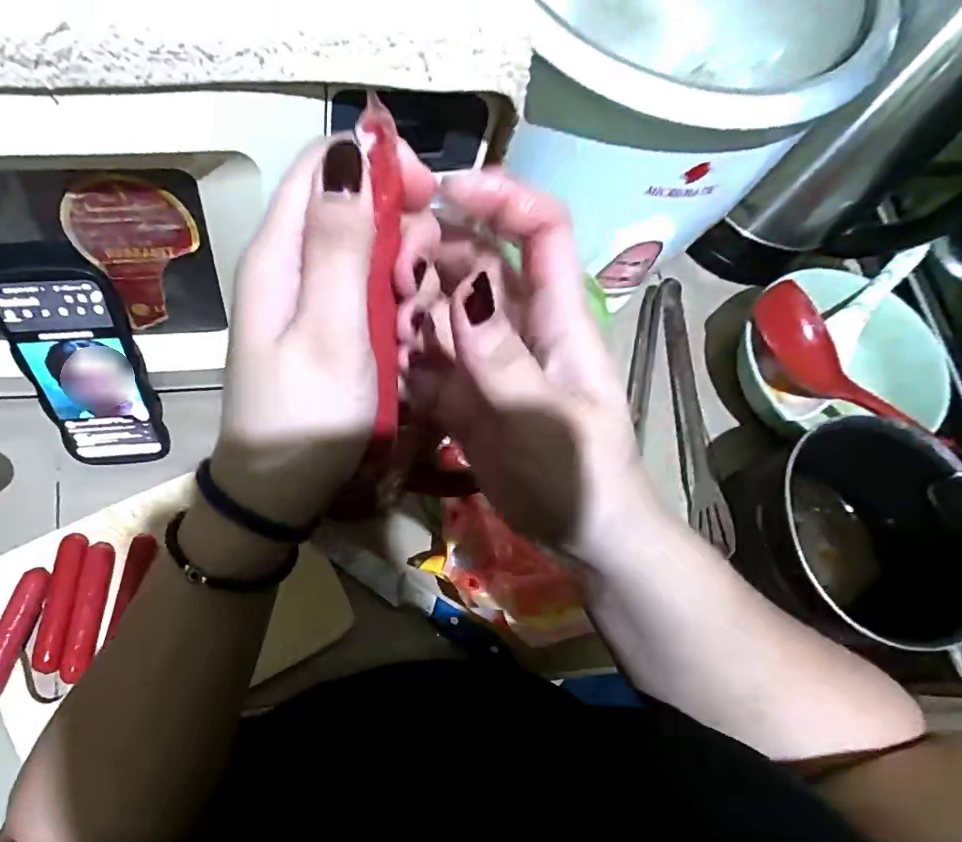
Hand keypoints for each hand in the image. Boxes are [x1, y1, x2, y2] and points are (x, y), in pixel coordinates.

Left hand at [210, 136, 435, 525]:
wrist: (274, 494)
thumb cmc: (305, 417)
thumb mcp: (330, 328)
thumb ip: (339, 241)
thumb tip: (351, 147)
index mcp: (277, 255)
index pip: (323, 163)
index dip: (378, 165)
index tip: (427, 202)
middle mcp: (284, 269)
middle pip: (347, 208)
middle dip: (398, 235)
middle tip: (416, 288)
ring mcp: (299, 304)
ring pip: (361, 257)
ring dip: (399, 281)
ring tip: (410, 329)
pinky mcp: (315, 335)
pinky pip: (359, 300)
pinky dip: (387, 313)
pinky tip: (399, 348)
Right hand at [405, 170, 665, 568]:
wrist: (580, 532)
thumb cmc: (579, 473)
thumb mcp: (544, 416)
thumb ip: (502, 357)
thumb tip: (464, 286)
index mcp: (557, 317)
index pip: (540, 230)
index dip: (501, 197)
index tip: (446, 190)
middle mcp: (518, 328)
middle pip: (475, 266)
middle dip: (434, 259)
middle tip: (387, 276)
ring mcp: (487, 364)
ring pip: (444, 315)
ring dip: (411, 311)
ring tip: (381, 327)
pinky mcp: (464, 398)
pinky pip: (429, 364)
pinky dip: (405, 360)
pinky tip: (381, 363)